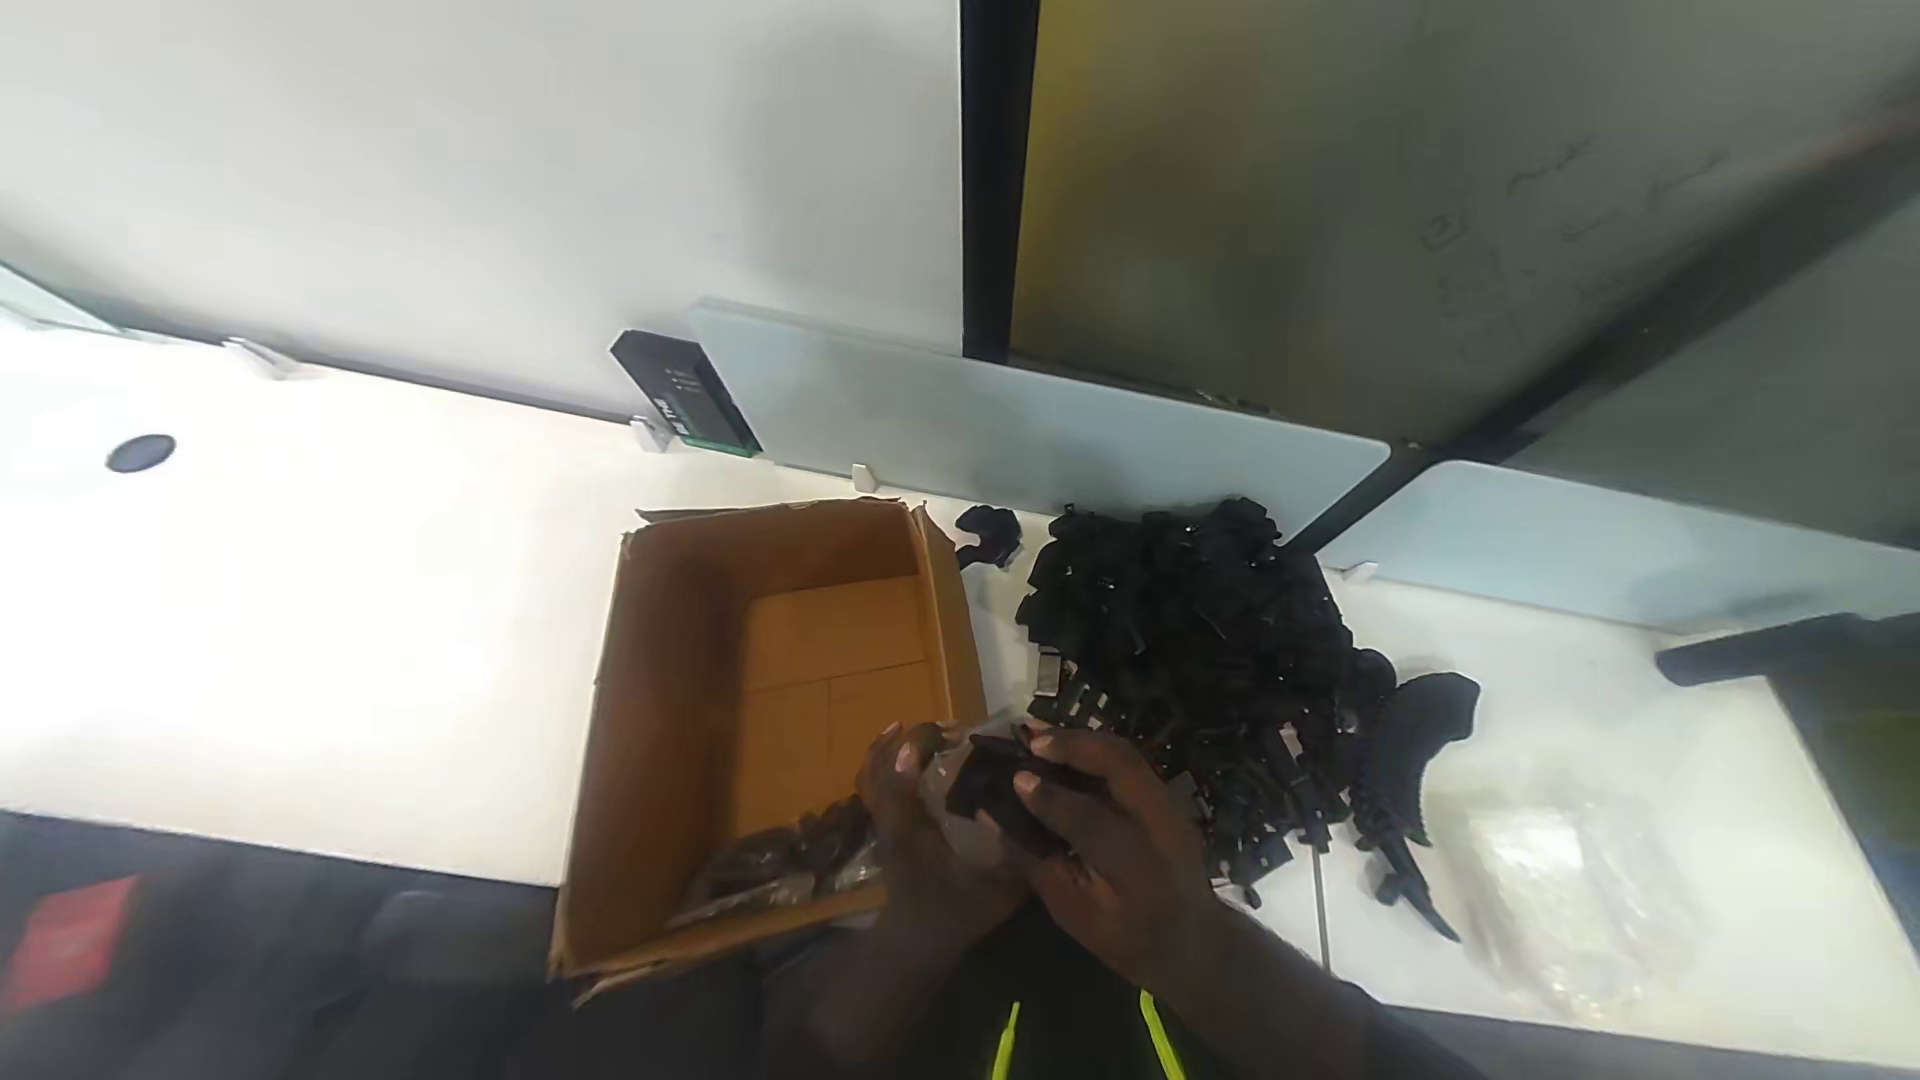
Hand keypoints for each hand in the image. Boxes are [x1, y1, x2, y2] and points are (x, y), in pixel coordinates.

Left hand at [858, 722, 1027, 960]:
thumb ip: (1015, 854)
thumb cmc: (954, 914)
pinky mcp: (883, 825)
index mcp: (910, 829)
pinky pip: (872, 784)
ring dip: (890, 746)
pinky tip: (903, 750)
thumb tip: (1040, 813)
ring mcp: (881, 821)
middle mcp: (889, 819)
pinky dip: (881, 760)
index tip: (955, 736)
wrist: (914, 944)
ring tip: (917, 728)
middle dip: (913, 740)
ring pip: (870, 773)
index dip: (921, 747)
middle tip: (950, 732)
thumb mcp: (994, 891)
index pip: (900, 776)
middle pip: (882, 766)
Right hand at [1011, 726, 1221, 990]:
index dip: (1050, 798)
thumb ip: (1032, 860)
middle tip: (1031, 740)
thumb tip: (990, 815)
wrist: (1195, 942)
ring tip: (1042, 734)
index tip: (1016, 778)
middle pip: (1121, 766)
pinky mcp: (1169, 796)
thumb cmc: (1126, 938)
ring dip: (1081, 739)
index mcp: (1140, 872)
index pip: (1092, 821)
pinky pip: (1129, 760)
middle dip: (1073, 745)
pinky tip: (1066, 747)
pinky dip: (1094, 748)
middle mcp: (1163, 828)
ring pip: (1126, 753)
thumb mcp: (1073, 913)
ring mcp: (1172, 807)